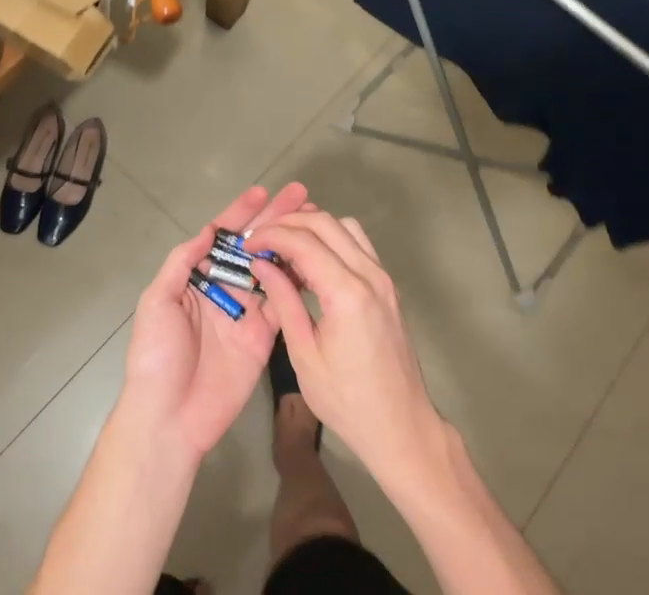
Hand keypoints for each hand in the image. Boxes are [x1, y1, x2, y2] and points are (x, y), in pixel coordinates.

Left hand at [120, 183, 310, 460]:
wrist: (169, 417)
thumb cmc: (156, 357)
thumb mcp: (156, 303)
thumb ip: (181, 264)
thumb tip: (208, 231)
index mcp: (194, 279)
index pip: (220, 238)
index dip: (241, 214)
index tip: (264, 192)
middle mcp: (222, 290)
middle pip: (252, 248)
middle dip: (275, 221)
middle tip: (302, 196)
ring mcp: (245, 313)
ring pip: (271, 271)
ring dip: (291, 246)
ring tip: (314, 222)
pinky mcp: (263, 338)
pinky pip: (282, 305)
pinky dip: (296, 284)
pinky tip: (314, 262)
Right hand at [245, 212, 444, 479]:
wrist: (400, 426)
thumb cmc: (346, 400)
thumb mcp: (304, 355)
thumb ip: (284, 302)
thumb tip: (262, 264)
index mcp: (347, 294)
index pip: (304, 241)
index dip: (271, 235)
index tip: (247, 244)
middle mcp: (370, 275)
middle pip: (326, 223)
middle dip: (288, 223)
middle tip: (260, 239)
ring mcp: (384, 279)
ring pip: (346, 227)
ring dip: (313, 227)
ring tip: (283, 246)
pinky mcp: (388, 287)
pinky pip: (359, 246)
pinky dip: (332, 240)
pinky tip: (311, 263)